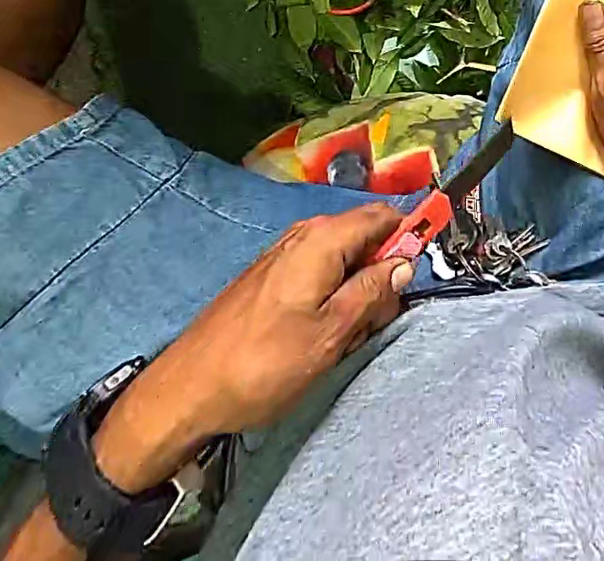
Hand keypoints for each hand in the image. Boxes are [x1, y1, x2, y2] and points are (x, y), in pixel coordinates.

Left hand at [91, 204, 410, 491]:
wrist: (188, 387)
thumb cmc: (263, 362)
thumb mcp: (330, 333)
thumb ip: (371, 291)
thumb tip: (404, 262)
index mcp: (322, 238)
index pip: (383, 216)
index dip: (408, 238)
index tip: (414, 278)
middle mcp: (305, 233)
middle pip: (365, 237)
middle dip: (380, 273)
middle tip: (371, 322)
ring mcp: (286, 251)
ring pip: (344, 257)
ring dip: (356, 290)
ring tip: (341, 335)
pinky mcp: (273, 272)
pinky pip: (320, 270)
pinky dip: (332, 295)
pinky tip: (319, 333)